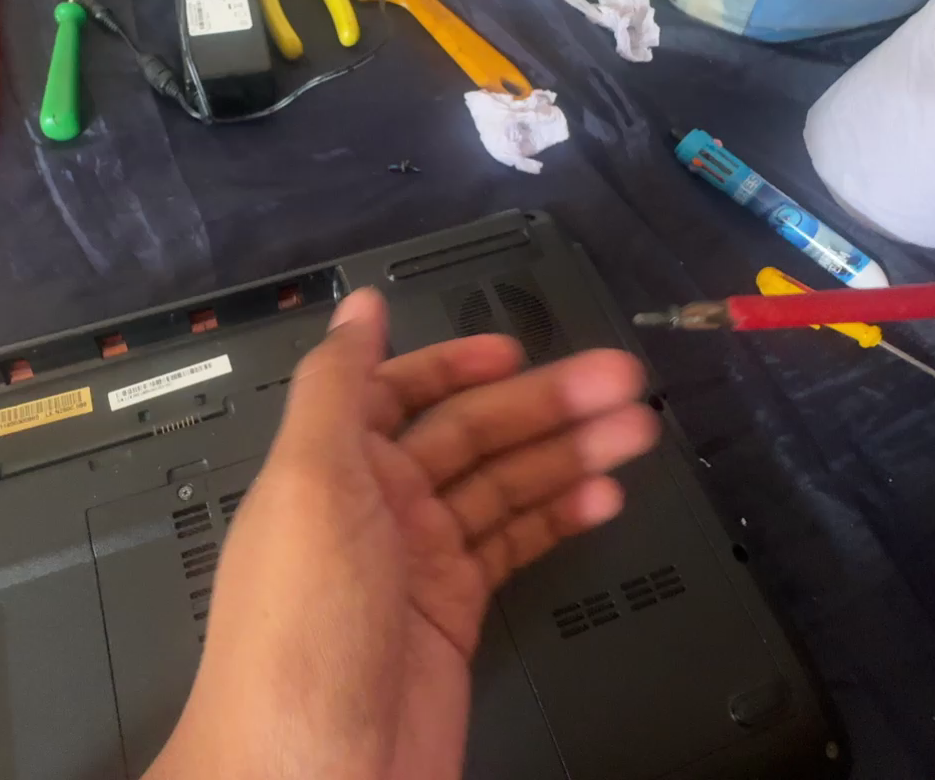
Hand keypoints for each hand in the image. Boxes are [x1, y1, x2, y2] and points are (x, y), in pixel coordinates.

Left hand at [147, 287, 657, 779]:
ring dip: (567, 454)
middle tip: (618, 382)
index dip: (455, 365)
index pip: (401, 390)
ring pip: (503, 485)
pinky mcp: (458, 609)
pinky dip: (558, 518)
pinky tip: (603, 497)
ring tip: (634, 429)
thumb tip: (357, 307)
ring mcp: (421, 557)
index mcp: (338, 461)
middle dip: (543, 403)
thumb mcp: (310, 482)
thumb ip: (336, 385)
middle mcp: (378, 501)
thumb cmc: (300, 626)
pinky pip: (514, 544)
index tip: (513, 349)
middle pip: (472, 433)